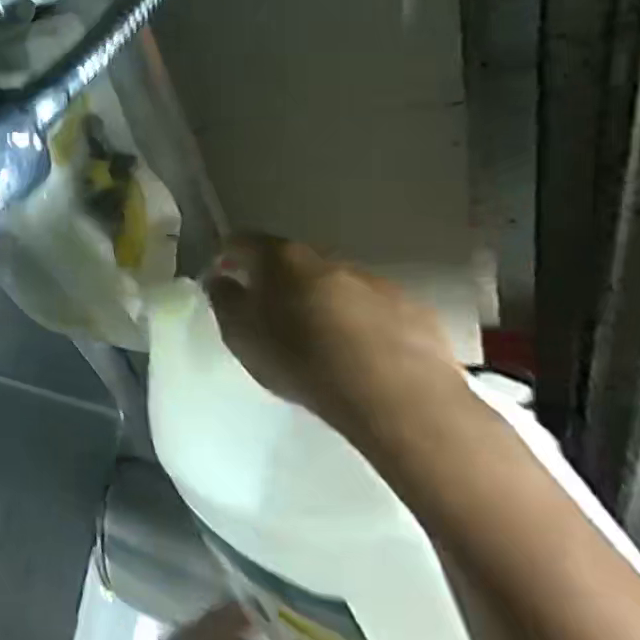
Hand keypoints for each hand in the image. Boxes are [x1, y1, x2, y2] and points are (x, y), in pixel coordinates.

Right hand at [202, 232, 460, 436]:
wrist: (396, 398)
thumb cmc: (299, 359)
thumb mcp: (239, 333)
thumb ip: (225, 300)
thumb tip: (222, 279)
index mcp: (280, 258)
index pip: (243, 241)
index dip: (228, 256)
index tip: (223, 277)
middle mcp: (329, 260)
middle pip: (293, 262)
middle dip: (278, 280)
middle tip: (268, 312)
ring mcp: (379, 284)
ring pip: (337, 285)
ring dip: (321, 302)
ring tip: (317, 339)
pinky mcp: (418, 314)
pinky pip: (375, 311)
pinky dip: (361, 324)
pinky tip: (359, 355)